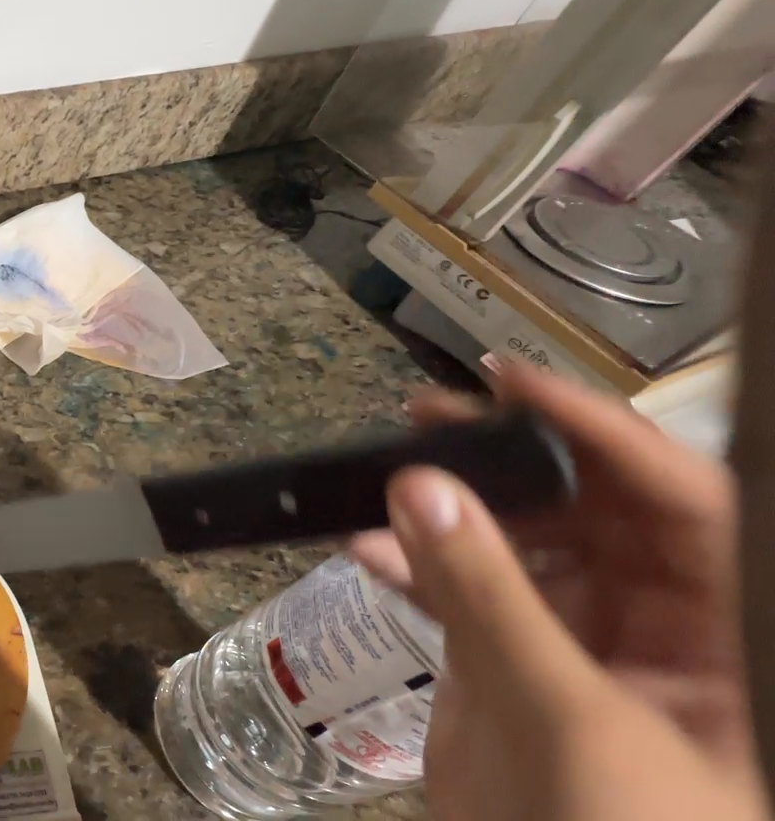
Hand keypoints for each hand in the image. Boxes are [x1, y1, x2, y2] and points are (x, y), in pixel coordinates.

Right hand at [352, 362, 767, 820]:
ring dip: (449, 516)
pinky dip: (416, 571)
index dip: (604, 435)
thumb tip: (418, 488)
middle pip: (595, 516)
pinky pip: (470, 598)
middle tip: (429, 417)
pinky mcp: (521, 672)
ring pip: (523, 551)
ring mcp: (589, 653)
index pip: (684, 505)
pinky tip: (367, 553)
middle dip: (511, 463)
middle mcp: (671, 634)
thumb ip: (488, 594)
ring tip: (383, 475)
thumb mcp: (567, 716)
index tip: (511, 382)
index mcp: (730, 640)